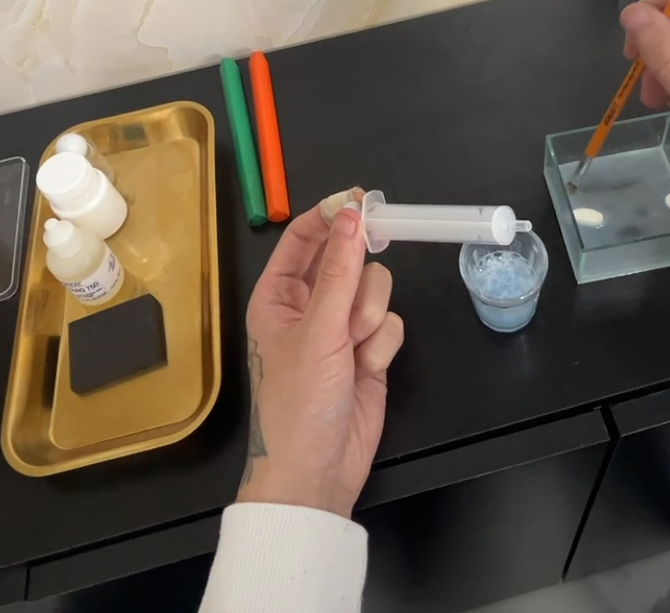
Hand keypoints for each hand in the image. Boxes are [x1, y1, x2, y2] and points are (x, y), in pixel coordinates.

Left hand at [238, 188, 405, 517]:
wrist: (317, 472)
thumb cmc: (298, 401)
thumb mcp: (318, 330)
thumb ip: (341, 270)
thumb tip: (351, 214)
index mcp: (279, 294)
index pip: (304, 238)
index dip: (331, 216)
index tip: (361, 199)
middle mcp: (311, 304)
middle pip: (349, 258)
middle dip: (358, 278)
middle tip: (361, 280)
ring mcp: (342, 327)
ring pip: (375, 288)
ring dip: (369, 317)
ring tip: (354, 350)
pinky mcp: (370, 349)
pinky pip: (390, 321)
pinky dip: (382, 344)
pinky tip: (367, 370)